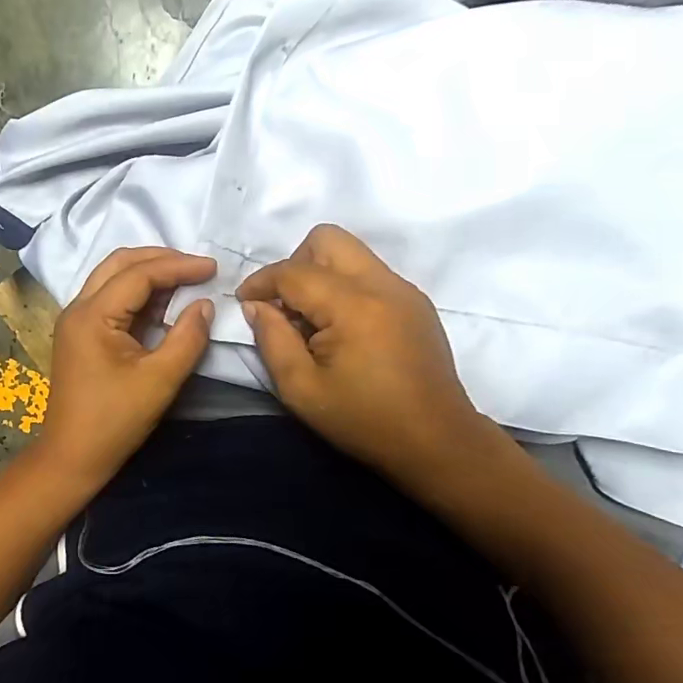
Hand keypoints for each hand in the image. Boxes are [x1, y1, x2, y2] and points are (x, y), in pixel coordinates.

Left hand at [34, 247, 216, 484]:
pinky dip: (138, 293)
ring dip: (148, 273)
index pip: (138, 274)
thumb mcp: (160, 380)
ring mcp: (76, 320)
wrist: (72, 456)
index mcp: (92, 315)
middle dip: (160, 259)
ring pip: (112, 278)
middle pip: (119, 264)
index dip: (178, 266)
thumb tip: (204, 304)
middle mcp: (78, 308)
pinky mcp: (80, 334)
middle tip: (198, 267)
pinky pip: (110, 299)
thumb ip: (187, 338)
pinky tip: (164, 301)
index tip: (214, 267)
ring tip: (186, 279)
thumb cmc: (114, 421)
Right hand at [237, 224, 495, 478]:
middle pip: (326, 239)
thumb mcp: (300, 388)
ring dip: (319, 274)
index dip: (260, 283)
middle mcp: (382, 285)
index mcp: (353, 306)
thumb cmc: (363, 420)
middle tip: (284, 305)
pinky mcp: (415, 303)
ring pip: (350, 252)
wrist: (437, 443)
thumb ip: (272, 339)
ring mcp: (404, 290)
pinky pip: (368, 273)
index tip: (245, 304)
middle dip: (294, 264)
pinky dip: (343, 286)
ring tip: (310, 320)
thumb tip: (256, 306)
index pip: (293, 271)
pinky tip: (339, 328)